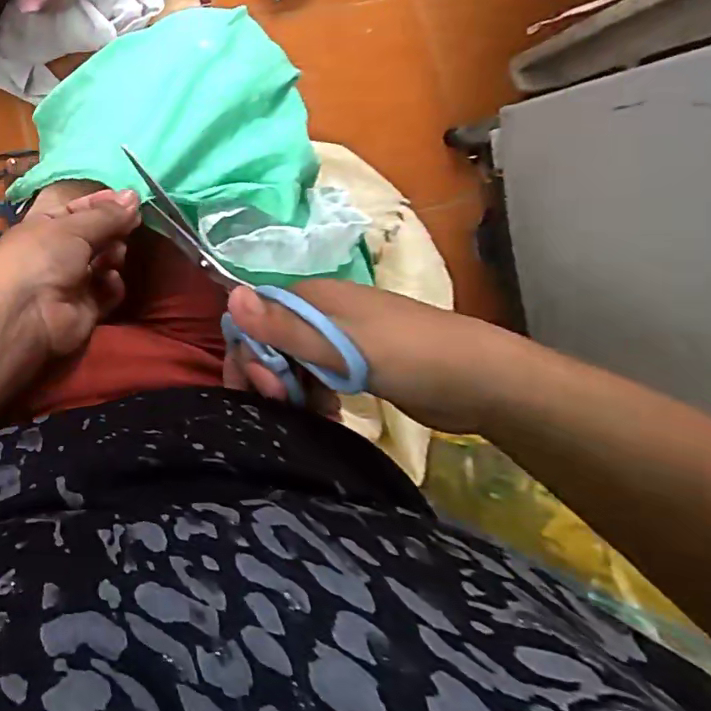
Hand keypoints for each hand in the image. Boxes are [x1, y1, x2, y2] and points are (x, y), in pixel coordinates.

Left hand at [0, 189, 141, 360]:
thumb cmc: (42, 258)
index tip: (129, 200)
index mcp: (45, 226)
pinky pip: (107, 291)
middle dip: (113, 229)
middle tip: (131, 224)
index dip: (102, 203)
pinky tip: (109, 280)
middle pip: (95, 235)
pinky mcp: (85, 307)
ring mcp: (72, 281)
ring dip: (114, 254)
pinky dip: (112, 285)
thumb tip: (133, 196)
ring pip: (104, 261)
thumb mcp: (72, 227)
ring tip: (115, 253)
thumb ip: (106, 214)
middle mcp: (58, 252)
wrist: (26, 316)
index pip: (78, 208)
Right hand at [223, 278, 533, 433]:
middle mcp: (320, 313)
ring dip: (290, 391)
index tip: (265, 391)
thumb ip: (283, 327)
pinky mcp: (356, 364)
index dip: (249, 353)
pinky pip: (317, 377)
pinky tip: (326, 415)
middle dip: (267, 375)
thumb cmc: (409, 355)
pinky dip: (313, 396)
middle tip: (285, 407)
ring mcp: (339, 339)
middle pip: (270, 342)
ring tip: (310, 416)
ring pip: (292, 363)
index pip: (255, 319)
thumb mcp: (340, 345)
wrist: (480, 380)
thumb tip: (230, 294)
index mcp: (312, 298)